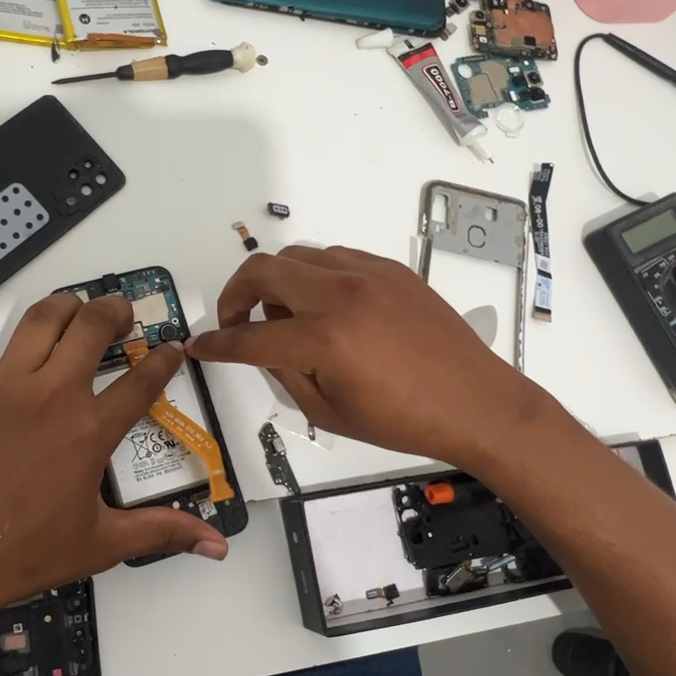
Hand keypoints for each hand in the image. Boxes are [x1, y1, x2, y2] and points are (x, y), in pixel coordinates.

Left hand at [0, 262, 228, 631]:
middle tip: (123, 316)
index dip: (164, 361)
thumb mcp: (100, 545)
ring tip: (78, 306)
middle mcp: (52, 394)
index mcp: (89, 430)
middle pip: (92, 330)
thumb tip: (219, 546)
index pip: (141, 383)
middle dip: (115, 313)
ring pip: (41, 321)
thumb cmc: (21, 555)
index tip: (173, 348)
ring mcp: (2, 386)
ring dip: (66, 305)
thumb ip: (162, 532)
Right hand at [187, 246, 559, 469]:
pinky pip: (335, 257)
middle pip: (262, 270)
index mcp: (324, 340)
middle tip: (235, 321)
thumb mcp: (330, 412)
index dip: (216, 344)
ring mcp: (369, 275)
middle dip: (234, 294)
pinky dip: (315, 275)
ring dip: (276, 281)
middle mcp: (341, 296)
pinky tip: (325, 305)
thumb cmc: (403, 420)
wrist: (475, 402)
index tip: (200, 345)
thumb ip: (285, 374)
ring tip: (285, 315)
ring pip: (298, 255)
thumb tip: (263, 350)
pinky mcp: (391, 269)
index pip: (249, 337)